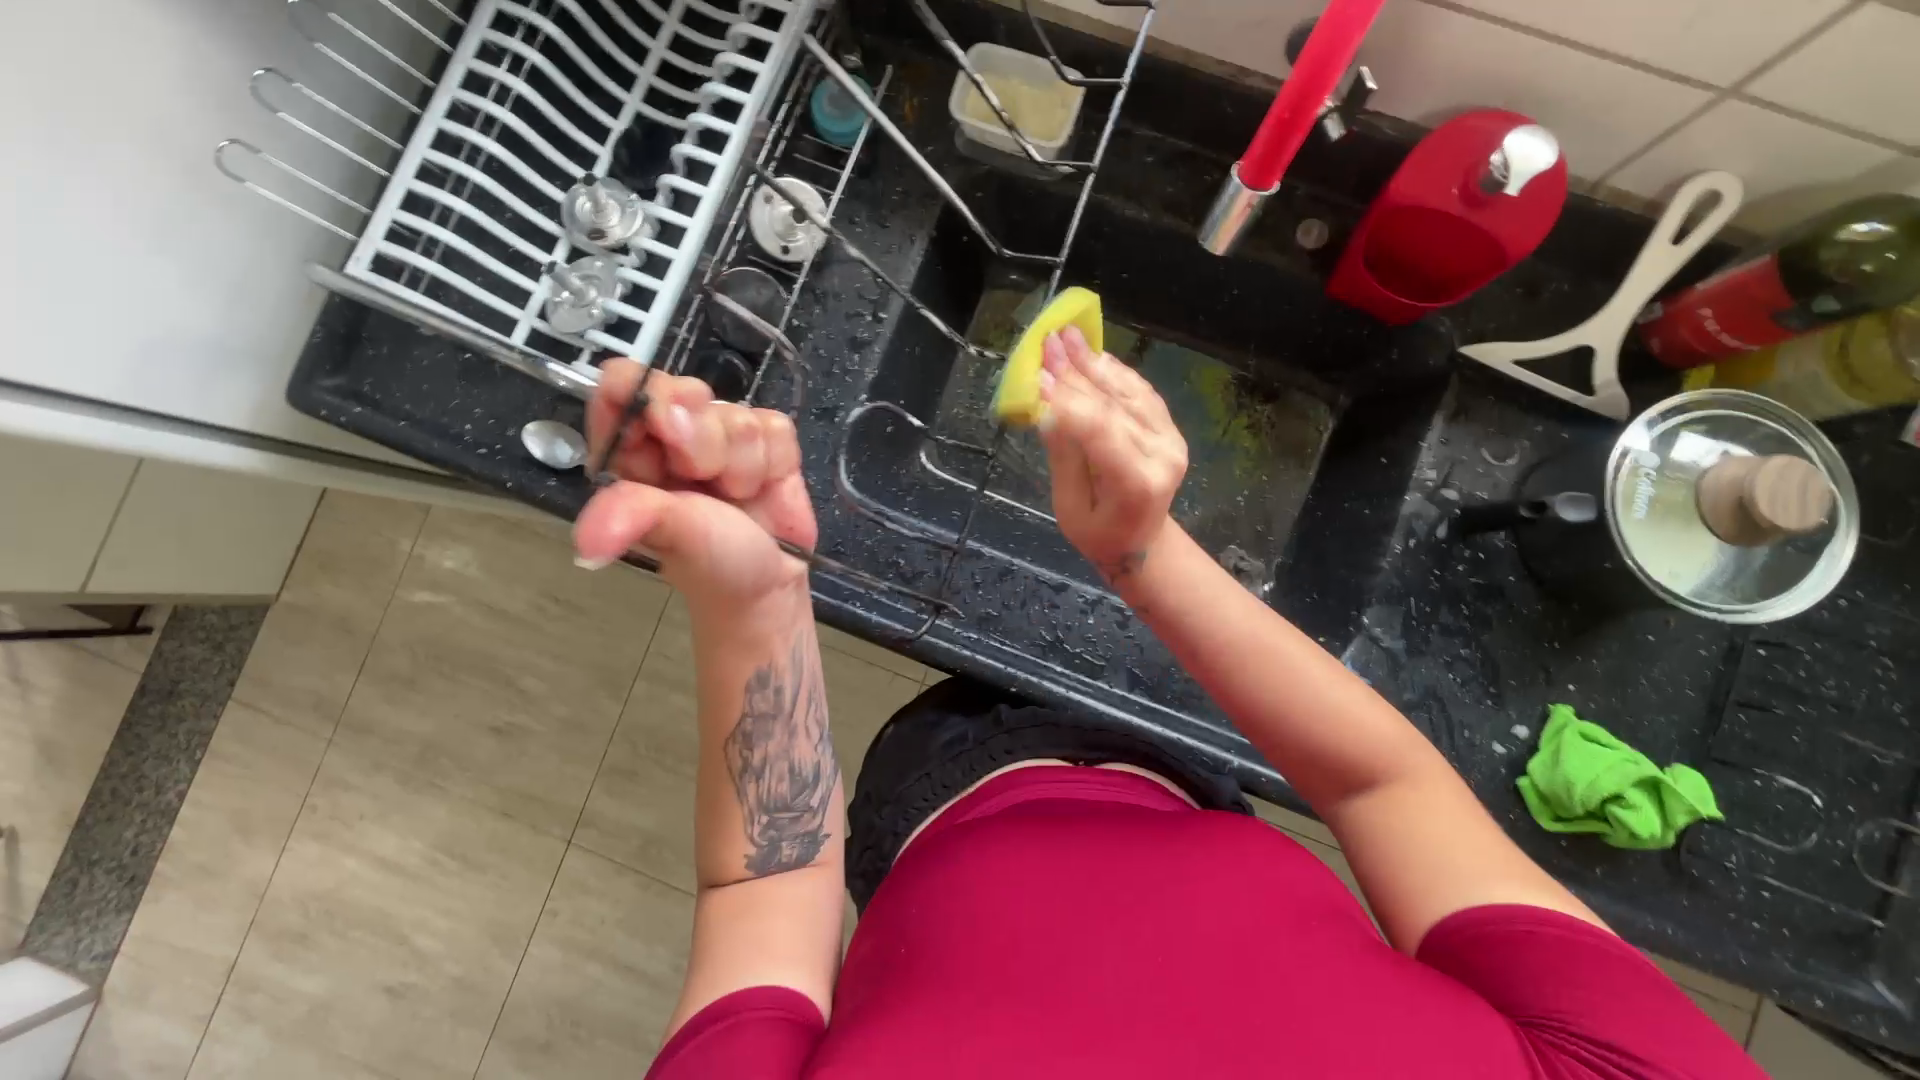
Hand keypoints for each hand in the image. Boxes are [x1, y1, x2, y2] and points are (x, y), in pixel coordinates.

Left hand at [572, 360, 815, 619]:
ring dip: (742, 464)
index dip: (644, 394)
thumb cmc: (707, 562)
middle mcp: (671, 435)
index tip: (665, 426)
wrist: (768, 585)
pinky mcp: (767, 441)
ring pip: (738, 413)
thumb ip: (631, 514)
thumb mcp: (665, 535)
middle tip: (702, 479)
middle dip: (702, 440)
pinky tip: (763, 487)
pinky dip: (774, 461)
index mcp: (629, 449)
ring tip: (736, 497)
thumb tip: (588, 544)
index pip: (621, 385)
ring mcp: (722, 434)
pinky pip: (776, 426)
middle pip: (686, 392)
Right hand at [1037, 326, 1186, 583]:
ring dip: (1096, 363)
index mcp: (1136, 483)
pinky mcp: (1169, 428)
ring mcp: (1170, 438)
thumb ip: (1064, 456)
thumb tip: (1047, 409)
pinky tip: (1097, 354)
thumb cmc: (1097, 533)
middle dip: (1077, 372)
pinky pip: (1142, 394)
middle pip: (1114, 405)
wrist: (1141, 541)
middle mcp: (1161, 455)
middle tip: (1048, 342)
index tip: (1039, 375)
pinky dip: (1118, 372)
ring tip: (1069, 336)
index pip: (1100, 431)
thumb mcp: (1069, 507)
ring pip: (1129, 393)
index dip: (1068, 400)